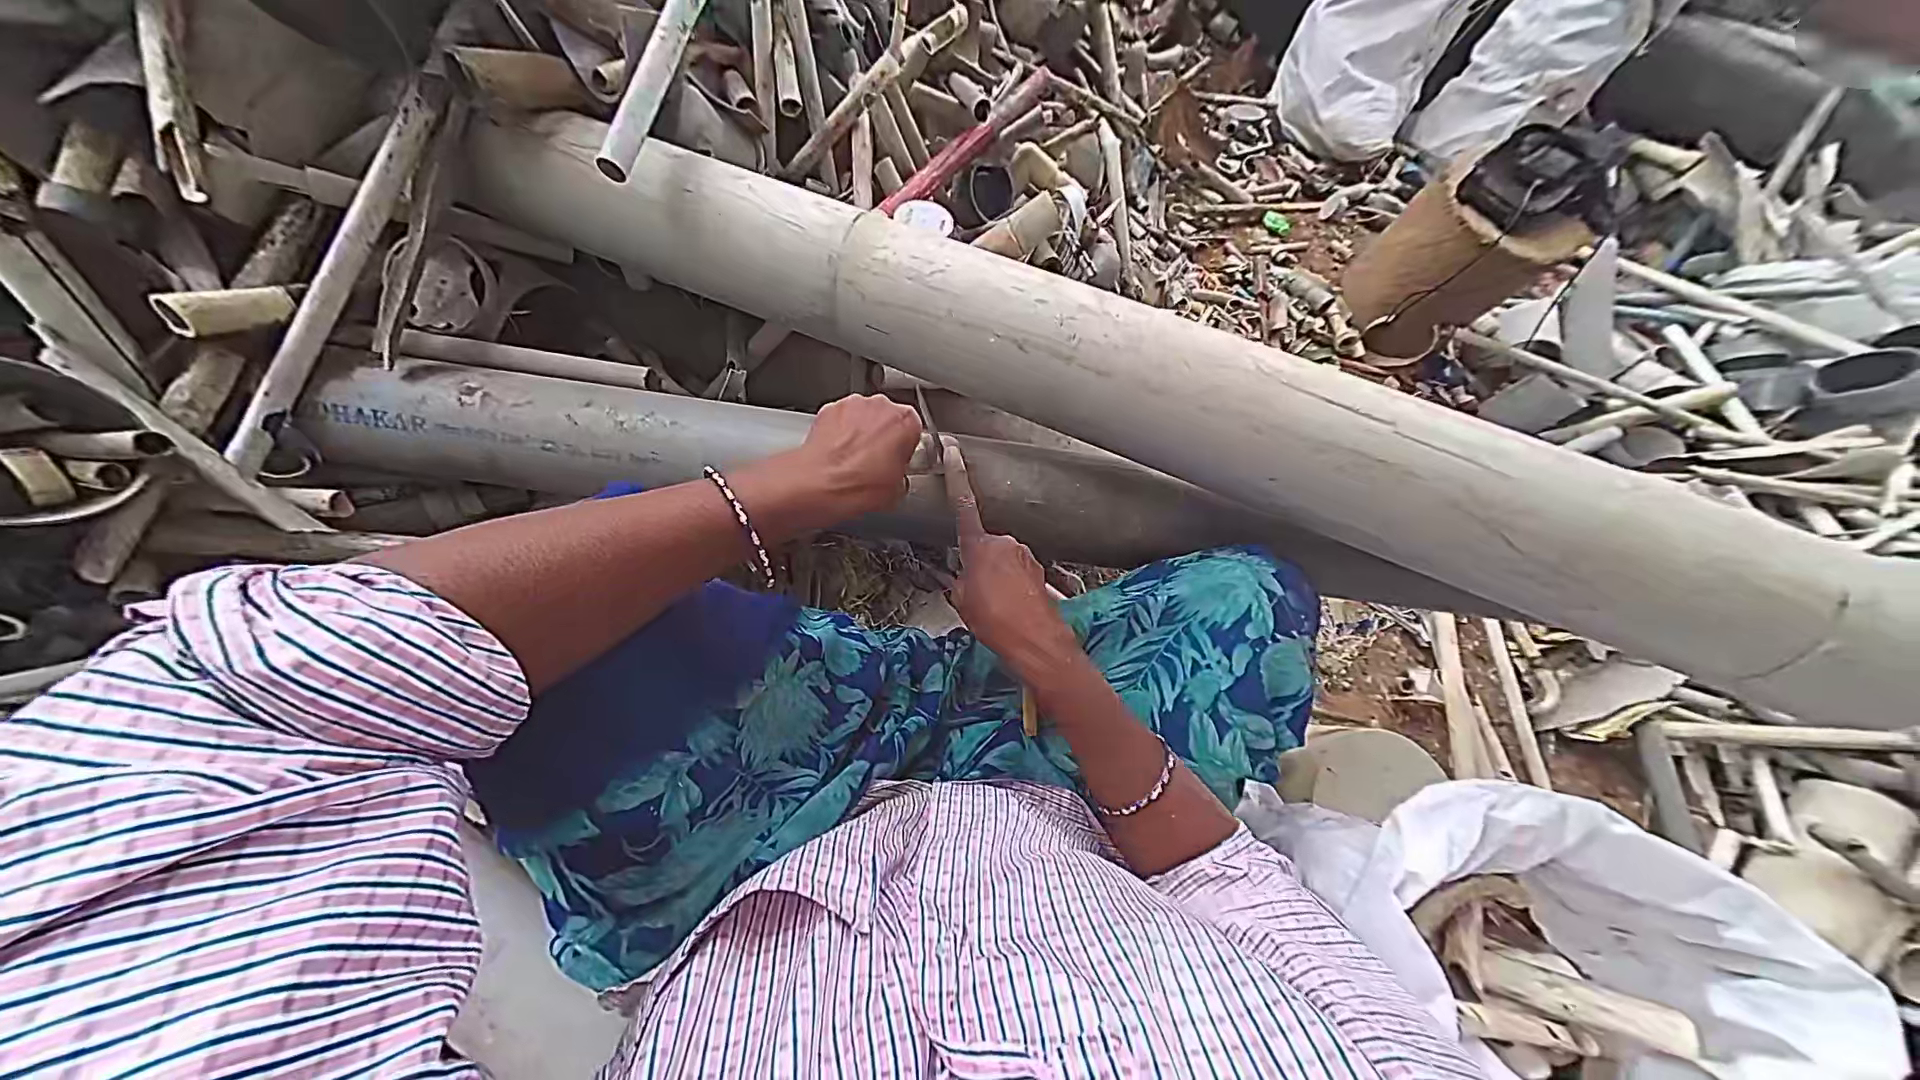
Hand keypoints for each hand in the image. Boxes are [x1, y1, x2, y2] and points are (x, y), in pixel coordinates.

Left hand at [789, 393, 923, 522]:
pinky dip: (840, 433)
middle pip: (888, 418)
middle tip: (878, 464)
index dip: (907, 447)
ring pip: (864, 416)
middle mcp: (880, 406)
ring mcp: (852, 405)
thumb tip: (895, 479)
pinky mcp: (828, 410)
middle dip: (884, 437)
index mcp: (905, 421)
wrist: (818, 485)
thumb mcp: (897, 491)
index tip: (901, 460)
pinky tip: (839, 457)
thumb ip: (902, 475)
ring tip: (856, 462)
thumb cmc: (855, 485)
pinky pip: (841, 419)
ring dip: (861, 433)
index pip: (915, 428)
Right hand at [943, 439, 1082, 684]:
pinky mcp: (1040, 569)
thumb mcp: (961, 602)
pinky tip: (1010, 608)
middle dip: (978, 562)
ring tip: (995, 606)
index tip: (954, 450)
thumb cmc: (996, 623)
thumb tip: (957, 579)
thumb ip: (957, 582)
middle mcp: (1005, 543)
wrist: (1037, 643)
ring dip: (997, 576)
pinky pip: (1018, 571)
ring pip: (1002, 558)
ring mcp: (1025, 555)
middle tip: (975, 592)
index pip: (963, 504)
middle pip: (984, 543)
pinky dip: (1012, 585)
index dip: (956, 476)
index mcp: (980, 546)